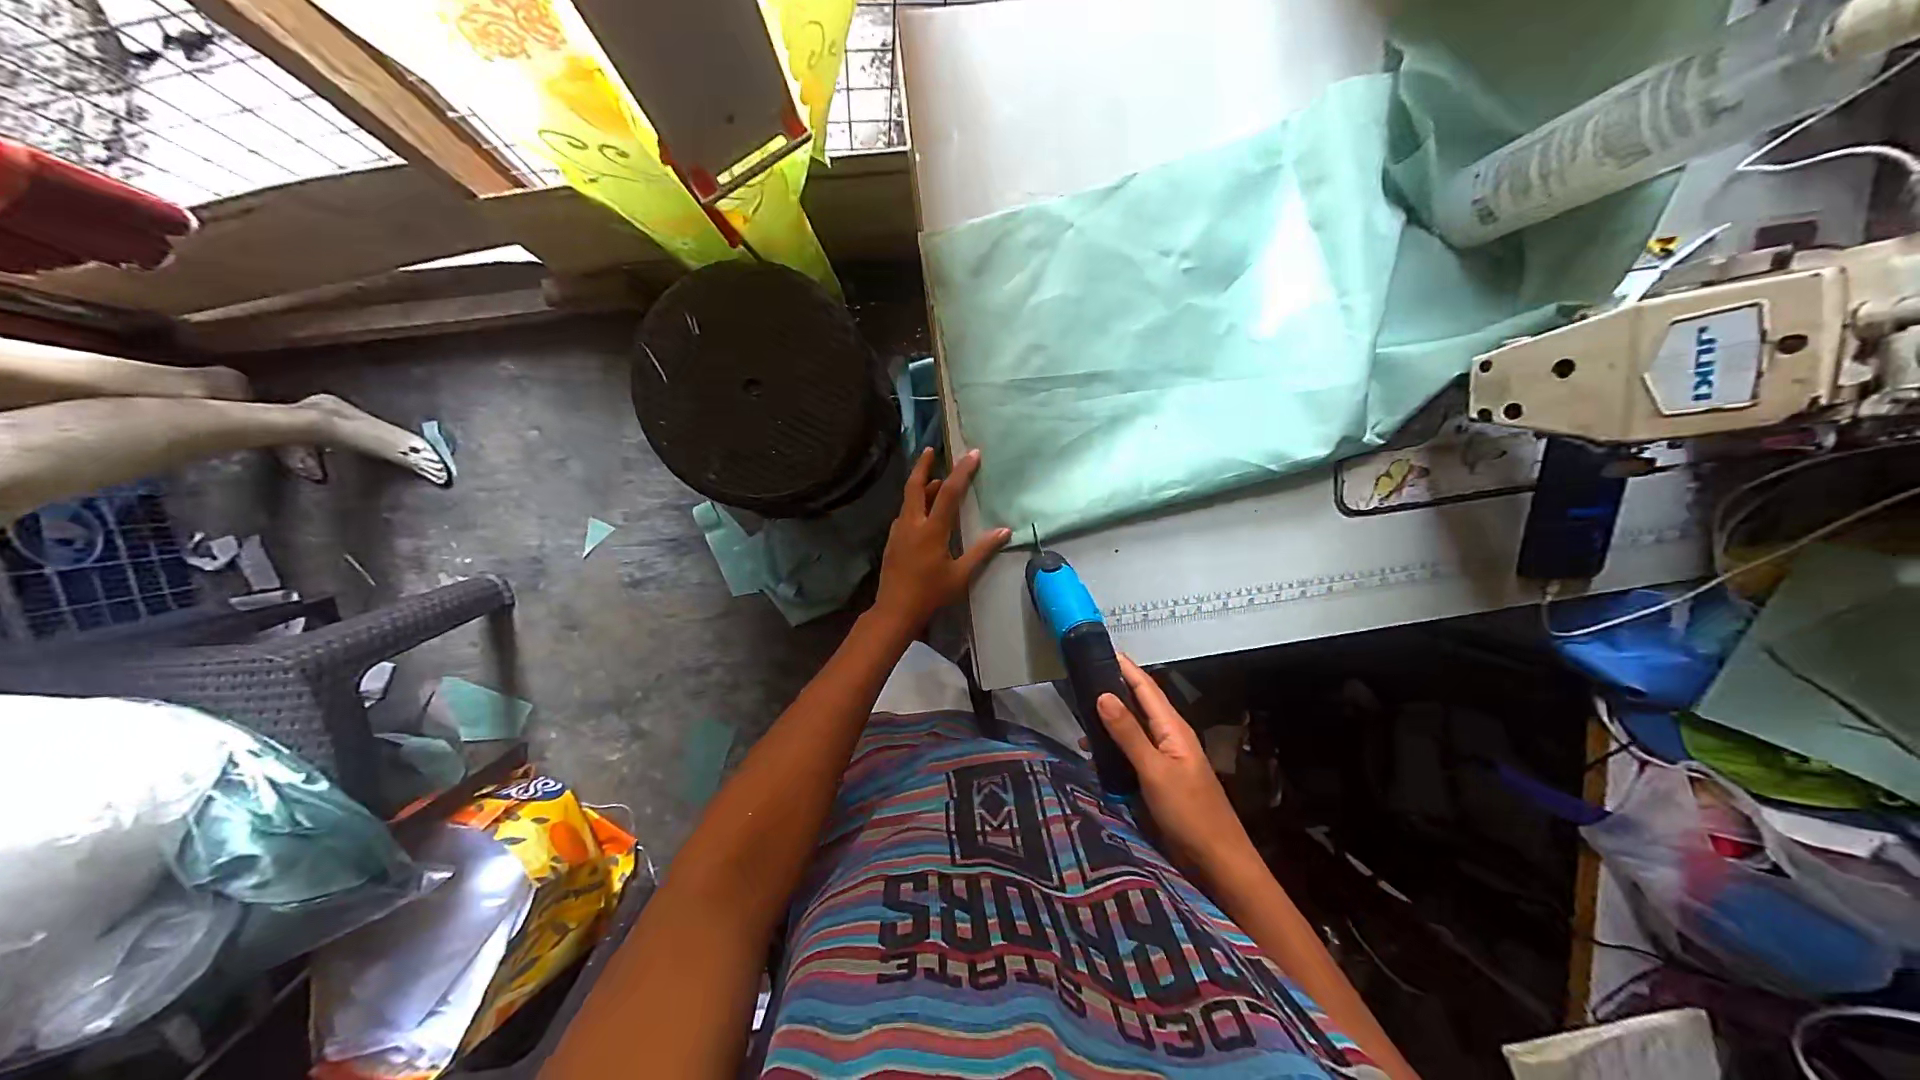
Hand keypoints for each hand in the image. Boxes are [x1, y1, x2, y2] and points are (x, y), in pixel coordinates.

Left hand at [873, 447, 1010, 629]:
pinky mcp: (893, 541)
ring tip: (936, 481)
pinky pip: (906, 515)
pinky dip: (916, 505)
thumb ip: (982, 550)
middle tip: (931, 450)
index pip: (949, 492)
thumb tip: (1004, 531)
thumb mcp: (961, 574)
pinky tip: (924, 512)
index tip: (973, 454)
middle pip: (916, 486)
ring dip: (922, 487)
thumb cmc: (931, 593)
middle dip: (924, 466)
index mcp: (931, 529)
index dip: (962, 471)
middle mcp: (912, 524)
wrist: (895, 611)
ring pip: (909, 500)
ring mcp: (899, 531)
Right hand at [1097, 655, 1259, 879]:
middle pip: (1138, 704)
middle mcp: (1169, 737)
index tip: (1099, 648)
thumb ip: (1128, 733)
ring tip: (1079, 709)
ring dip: (1110, 717)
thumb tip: (1103, 694)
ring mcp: (1165, 758)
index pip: (1145, 687)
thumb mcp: (1154, 770)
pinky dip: (1112, 744)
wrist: (1216, 859)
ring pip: (1133, 728)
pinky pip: (1132, 751)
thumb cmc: (1189, 812)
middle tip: (1080, 675)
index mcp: (1173, 728)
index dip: (1124, 667)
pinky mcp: (1158, 778)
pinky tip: (1094, 749)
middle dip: (1113, 687)